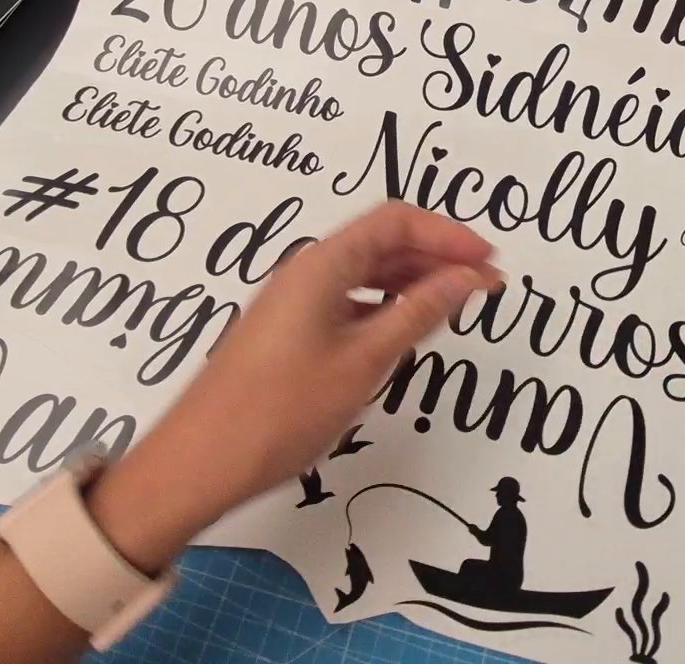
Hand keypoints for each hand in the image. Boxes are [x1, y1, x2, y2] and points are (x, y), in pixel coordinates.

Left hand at [86, 202, 500, 569]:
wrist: (197, 464)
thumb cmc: (281, 409)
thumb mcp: (363, 360)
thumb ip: (419, 312)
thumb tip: (469, 276)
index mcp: (323, 263)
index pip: (396, 221)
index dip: (447, 234)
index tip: (487, 261)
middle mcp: (309, 270)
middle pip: (383, 242)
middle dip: (437, 256)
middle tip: (484, 286)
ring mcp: (297, 299)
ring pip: (367, 272)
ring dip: (414, 281)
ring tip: (456, 306)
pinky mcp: (292, 328)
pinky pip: (351, 300)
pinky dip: (386, 306)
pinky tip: (406, 329)